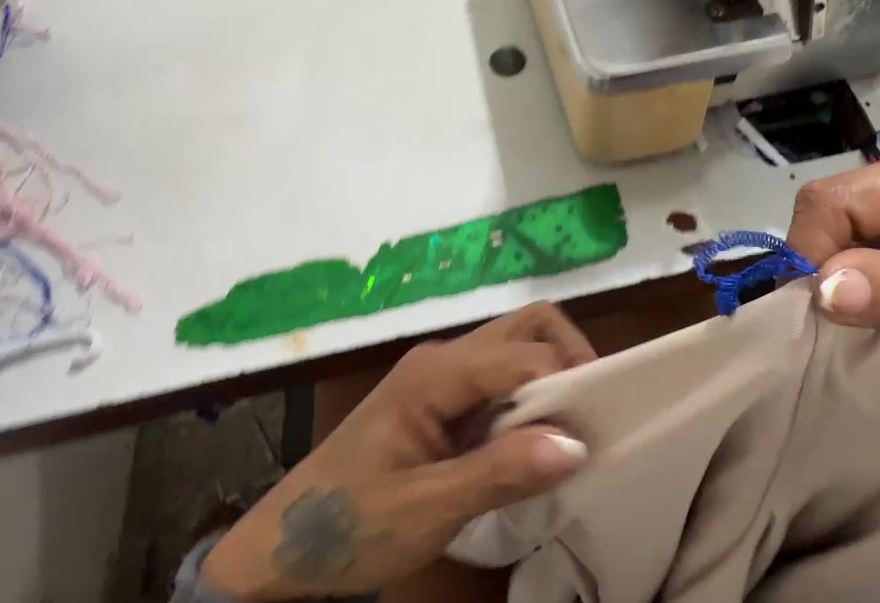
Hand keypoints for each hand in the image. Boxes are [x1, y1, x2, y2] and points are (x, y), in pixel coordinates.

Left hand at [200, 303, 595, 600]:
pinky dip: (531, 400)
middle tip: (595, 413)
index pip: (523, 353)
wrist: (283, 551)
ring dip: (552, 378)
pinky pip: (500, 383)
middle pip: (524, 328)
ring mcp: (441, 380)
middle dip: (568, 358)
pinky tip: (539, 442)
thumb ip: (501, 473)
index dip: (566, 380)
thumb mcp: (427, 508)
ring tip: (574, 430)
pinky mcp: (441, 405)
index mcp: (436, 373)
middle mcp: (442, 360)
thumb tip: (577, 444)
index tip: (596, 427)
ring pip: (515, 351)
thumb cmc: (349, 525)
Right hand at [786, 143, 879, 429]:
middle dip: (818, 275)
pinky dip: (850, 308)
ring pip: (834, 251)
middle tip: (822, 337)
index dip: (810, 251)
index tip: (809, 316)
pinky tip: (859, 336)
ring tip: (841, 341)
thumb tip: (819, 289)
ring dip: (833, 296)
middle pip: (827, 221)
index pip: (836, 200)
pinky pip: (854, 276)